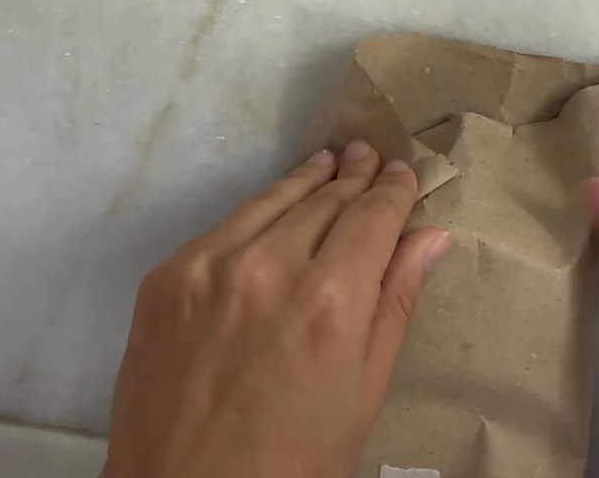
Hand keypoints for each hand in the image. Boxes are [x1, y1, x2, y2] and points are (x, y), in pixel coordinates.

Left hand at [102, 141, 454, 477]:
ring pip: (271, 200)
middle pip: (321, 201)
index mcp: (327, 307)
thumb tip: (431, 237)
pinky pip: (225, 226)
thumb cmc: (290, 466)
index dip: (391, 193)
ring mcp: (208, 264)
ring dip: (306, 178)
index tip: (404, 171)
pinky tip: (275, 205)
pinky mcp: (168, 271)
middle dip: (352, 176)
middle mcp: (266, 268)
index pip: (370, 220)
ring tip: (329, 158)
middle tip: (369, 152)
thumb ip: (394, 307)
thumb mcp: (359, 399)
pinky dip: (259, 212)